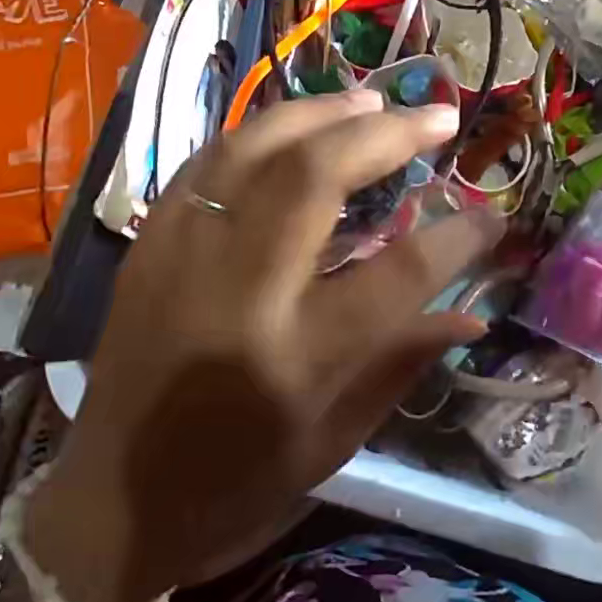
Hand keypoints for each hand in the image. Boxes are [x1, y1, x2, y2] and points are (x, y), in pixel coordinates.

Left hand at [25, 91, 502, 601]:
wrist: (110, 501)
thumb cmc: (236, 487)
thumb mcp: (332, 442)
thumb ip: (401, 364)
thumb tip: (471, 313)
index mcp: (296, 358)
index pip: (398, 275)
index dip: (455, 236)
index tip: (491, 213)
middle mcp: (239, 293)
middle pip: (316, 179)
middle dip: (386, 135)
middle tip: (436, 116)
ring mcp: (183, 257)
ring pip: (255, 150)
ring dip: (321, 114)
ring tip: (372, 101)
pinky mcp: (149, 244)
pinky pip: (208, 162)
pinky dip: (262, 133)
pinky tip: (298, 126)